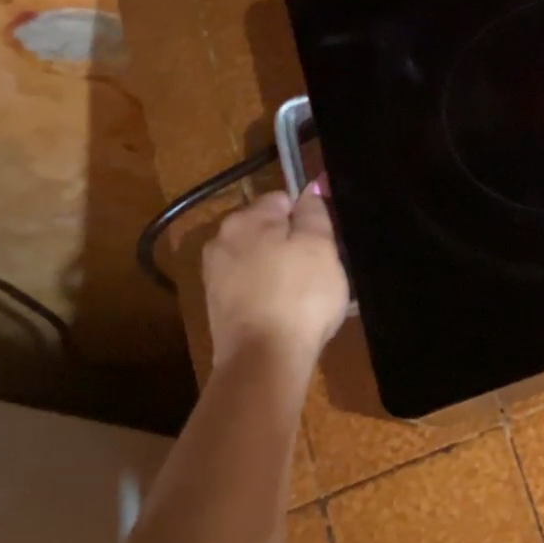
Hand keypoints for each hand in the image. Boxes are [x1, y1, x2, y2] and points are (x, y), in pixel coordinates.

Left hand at [201, 182, 348, 368]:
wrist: (265, 355)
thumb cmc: (300, 295)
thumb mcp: (320, 248)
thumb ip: (315, 214)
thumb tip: (311, 187)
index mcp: (247, 219)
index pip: (282, 199)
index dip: (308, 215)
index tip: (328, 238)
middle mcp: (222, 238)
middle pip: (267, 228)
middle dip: (291, 241)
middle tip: (322, 266)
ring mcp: (216, 273)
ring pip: (259, 258)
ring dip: (280, 267)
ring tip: (308, 291)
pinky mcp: (218, 304)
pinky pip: (252, 285)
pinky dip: (270, 290)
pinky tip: (289, 308)